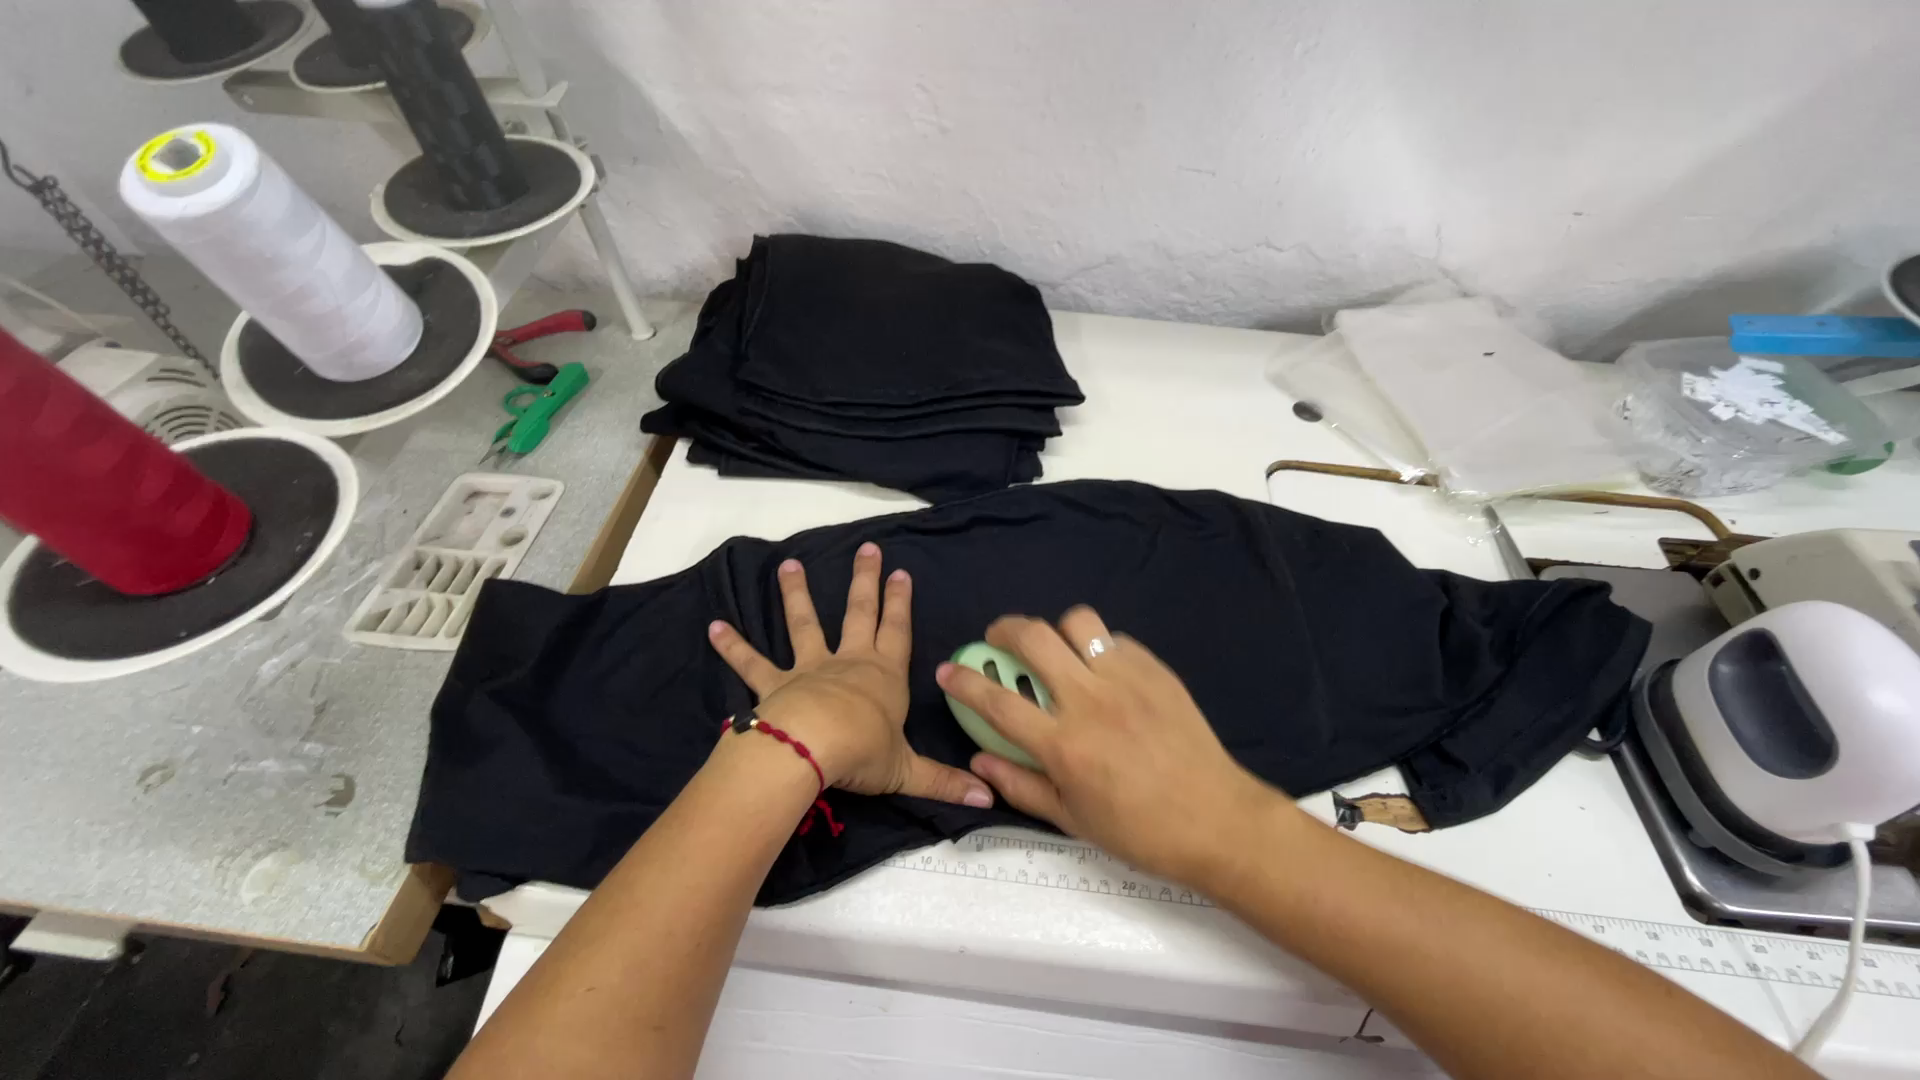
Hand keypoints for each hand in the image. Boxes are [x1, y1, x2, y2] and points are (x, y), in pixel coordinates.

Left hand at [708, 542, 992, 808]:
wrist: (813, 748)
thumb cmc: (864, 753)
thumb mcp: (908, 770)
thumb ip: (944, 781)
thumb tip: (988, 798)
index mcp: (884, 676)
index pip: (898, 631)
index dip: (901, 603)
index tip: (901, 572)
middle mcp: (849, 663)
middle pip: (859, 614)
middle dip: (865, 581)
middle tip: (866, 549)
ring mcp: (809, 669)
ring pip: (804, 624)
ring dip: (796, 594)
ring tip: (789, 565)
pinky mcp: (775, 684)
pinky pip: (751, 663)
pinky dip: (733, 645)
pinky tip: (714, 626)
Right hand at [937, 606, 1292, 885]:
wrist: (1217, 819)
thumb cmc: (1140, 831)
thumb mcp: (1072, 820)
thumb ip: (1020, 785)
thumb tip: (978, 759)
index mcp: (1064, 745)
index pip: (998, 702)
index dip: (965, 683)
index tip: (947, 671)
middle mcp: (1090, 701)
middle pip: (1034, 639)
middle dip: (1004, 630)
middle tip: (999, 639)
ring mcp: (1127, 679)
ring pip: (1079, 622)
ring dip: (1057, 630)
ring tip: (1057, 649)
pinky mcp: (1156, 670)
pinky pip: (1116, 639)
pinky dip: (1099, 647)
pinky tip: (1103, 671)